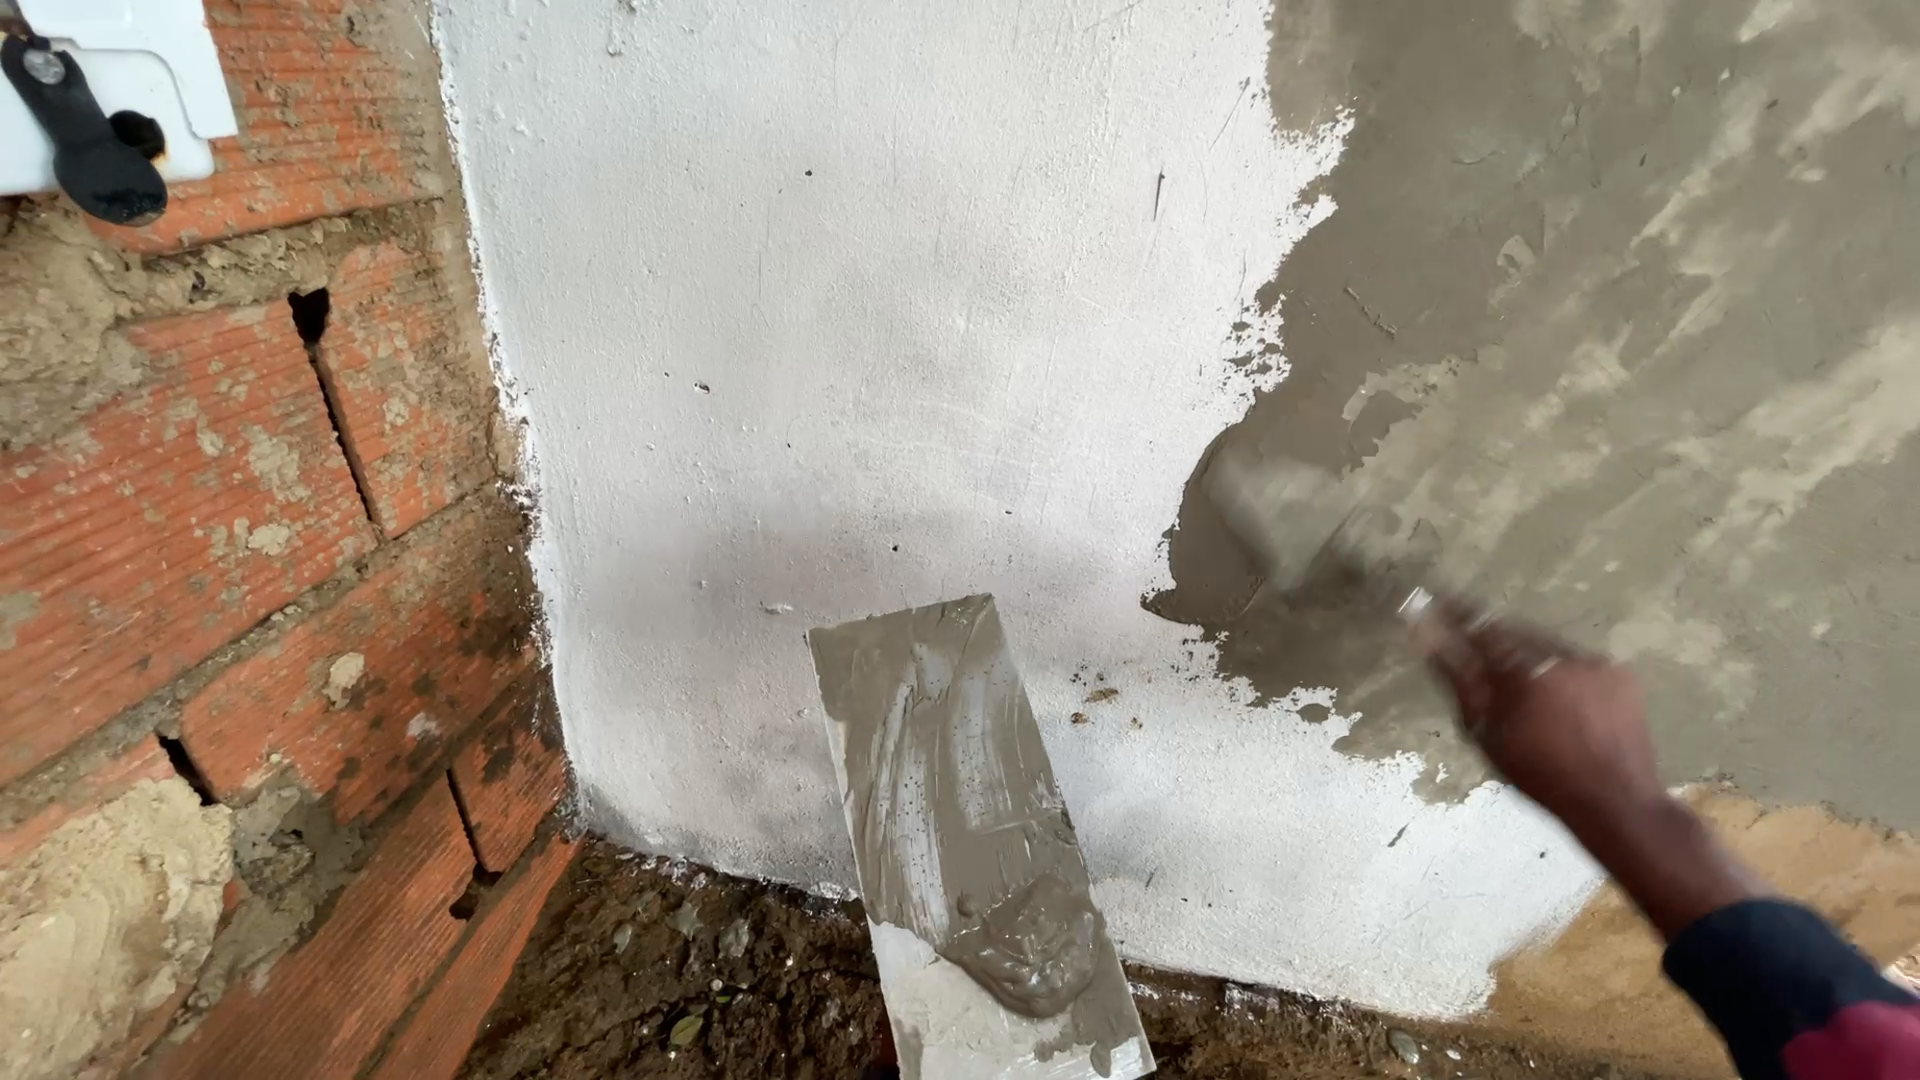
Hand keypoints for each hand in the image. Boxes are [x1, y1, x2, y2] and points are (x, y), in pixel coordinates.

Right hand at [1416, 604, 1660, 822]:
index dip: (1454, 613)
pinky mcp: (1620, 674)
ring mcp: (1597, 663)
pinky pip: (1573, 659)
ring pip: (1544, 644)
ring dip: (1523, 654)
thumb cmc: (1536, 770)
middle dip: (1490, 639)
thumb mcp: (1483, 728)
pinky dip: (1555, 668)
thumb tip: (1426, 635)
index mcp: (1526, 669)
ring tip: (1514, 683)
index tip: (1432, 601)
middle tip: (1471, 652)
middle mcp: (1564, 655)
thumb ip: (1456, 675)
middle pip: (1513, 632)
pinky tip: (1552, 696)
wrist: (1615, 802)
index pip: (1479, 626)